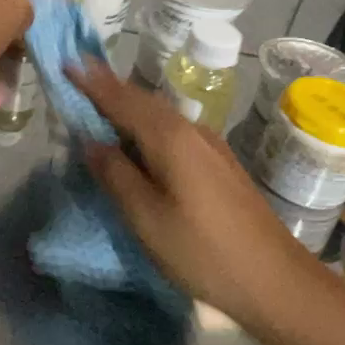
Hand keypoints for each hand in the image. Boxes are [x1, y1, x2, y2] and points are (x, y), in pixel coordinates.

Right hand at [72, 63, 316, 317]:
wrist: (278, 282)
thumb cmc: (204, 252)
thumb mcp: (146, 218)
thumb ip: (115, 175)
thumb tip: (91, 142)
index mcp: (169, 138)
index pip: (120, 99)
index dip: (91, 82)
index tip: (65, 62)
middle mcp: (191, 130)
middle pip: (142, 100)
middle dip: (108, 87)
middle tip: (77, 76)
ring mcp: (210, 146)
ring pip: (159, 115)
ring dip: (128, 106)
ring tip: (100, 105)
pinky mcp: (219, 164)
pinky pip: (173, 131)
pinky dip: (146, 126)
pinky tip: (139, 141)